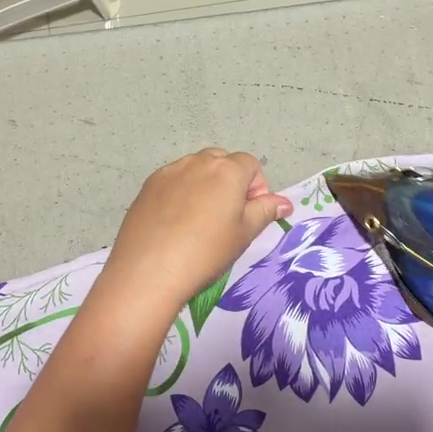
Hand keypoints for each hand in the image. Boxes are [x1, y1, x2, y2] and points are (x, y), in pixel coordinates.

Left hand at [97, 149, 293, 317]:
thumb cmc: (206, 252)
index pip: (250, 164)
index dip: (256, 187)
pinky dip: (181, 193)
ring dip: (205, 186)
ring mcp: (169, 172)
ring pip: (196, 169)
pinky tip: (175, 224)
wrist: (149, 270)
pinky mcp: (148, 186)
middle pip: (222, 162)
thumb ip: (265, 211)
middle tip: (227, 217)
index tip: (250, 214)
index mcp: (226, 170)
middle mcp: (198, 162)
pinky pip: (173, 181)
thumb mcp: (244, 234)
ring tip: (199, 222)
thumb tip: (284, 202)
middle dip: (230, 181)